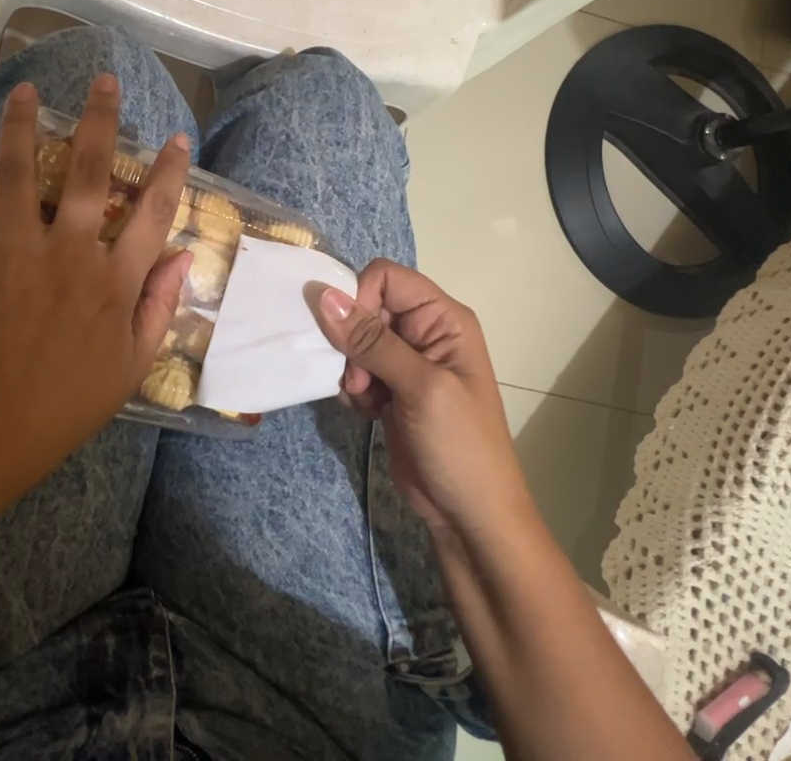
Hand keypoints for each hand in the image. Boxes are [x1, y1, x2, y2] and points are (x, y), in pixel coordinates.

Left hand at [0, 75, 191, 486]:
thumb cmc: (68, 404)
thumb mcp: (132, 366)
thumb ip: (158, 308)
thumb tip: (183, 259)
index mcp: (113, 282)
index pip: (154, 212)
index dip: (170, 171)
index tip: (177, 139)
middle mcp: (67, 254)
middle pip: (90, 171)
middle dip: (101, 119)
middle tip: (104, 81)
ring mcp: (13, 254)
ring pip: (20, 174)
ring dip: (24, 127)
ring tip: (25, 91)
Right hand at [313, 261, 525, 531]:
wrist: (468, 513)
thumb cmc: (459, 446)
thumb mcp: (420, 387)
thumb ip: (371, 340)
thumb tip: (323, 294)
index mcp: (443, 318)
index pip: (385, 277)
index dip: (361, 300)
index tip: (352, 341)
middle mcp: (424, 331)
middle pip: (365, 307)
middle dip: (352, 342)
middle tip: (359, 380)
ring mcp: (405, 361)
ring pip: (353, 340)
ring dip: (350, 369)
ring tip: (367, 400)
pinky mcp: (389, 388)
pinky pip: (354, 369)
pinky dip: (353, 388)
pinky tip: (368, 412)